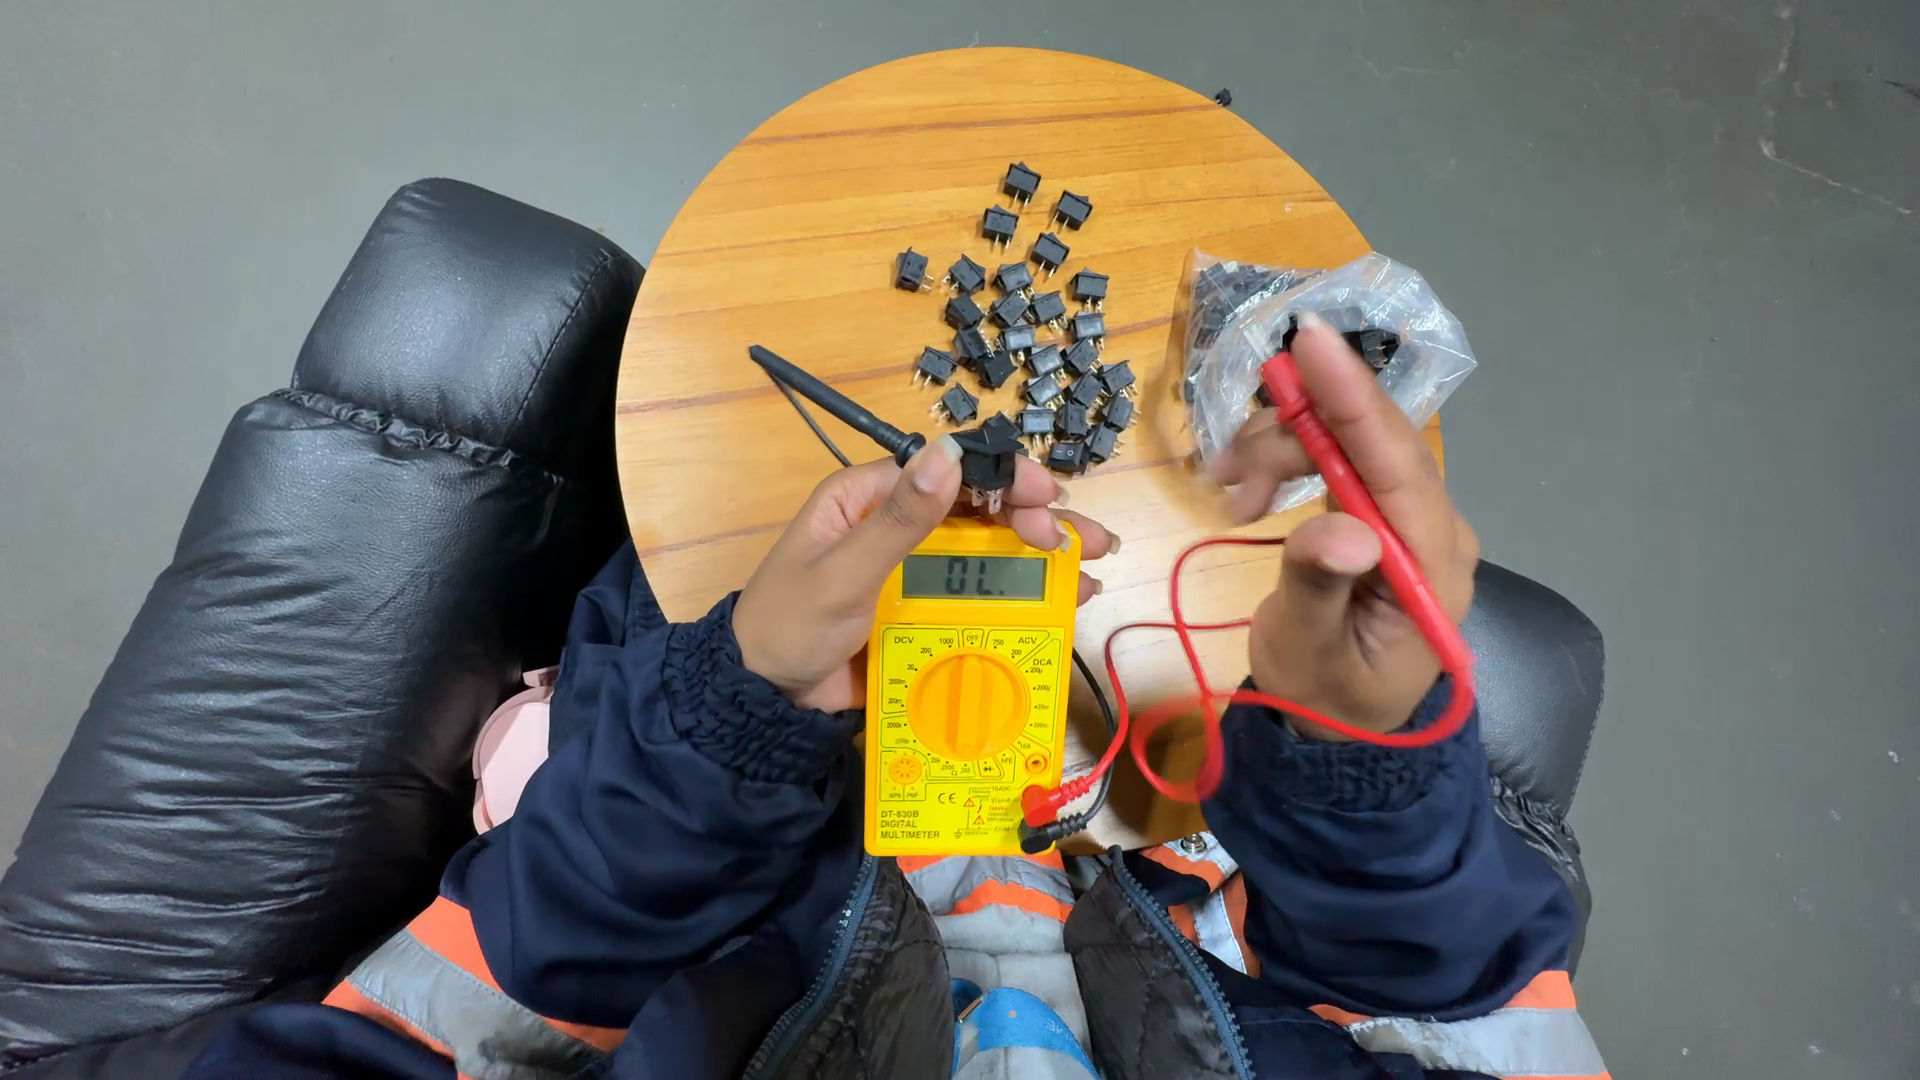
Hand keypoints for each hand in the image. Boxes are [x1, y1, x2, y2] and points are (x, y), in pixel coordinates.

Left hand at [734, 437, 1117, 711]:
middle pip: (980, 511)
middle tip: (1085, 541)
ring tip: (1090, 570)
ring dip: (1039, 557)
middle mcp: (898, 525)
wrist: (766, 700)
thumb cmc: (790, 626)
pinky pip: (977, 595)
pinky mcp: (923, 609)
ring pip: (987, 553)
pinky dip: (1019, 597)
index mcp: (869, 497)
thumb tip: (951, 452)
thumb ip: (900, 519)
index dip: (1003, 479)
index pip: (948, 472)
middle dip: (1037, 521)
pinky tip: (1060, 604)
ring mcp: (914, 570)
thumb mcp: (843, 571)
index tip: (1048, 499)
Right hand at [1213, 314, 1478, 739]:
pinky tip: (1248, 491)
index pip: (1396, 463)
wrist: (1334, 722)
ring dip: (1278, 451)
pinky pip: (1331, 464)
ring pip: (1341, 445)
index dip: (1352, 397)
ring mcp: (1401, 519)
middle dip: (1291, 435)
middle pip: (1364, 442)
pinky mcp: (1373, 517)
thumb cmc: (1326, 694)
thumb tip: (1342, 528)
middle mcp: (1427, 525)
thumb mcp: (1311, 651)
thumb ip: (1321, 588)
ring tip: (1229, 491)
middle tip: (1226, 470)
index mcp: (1429, 561)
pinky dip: (1282, 464)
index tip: (1312, 341)